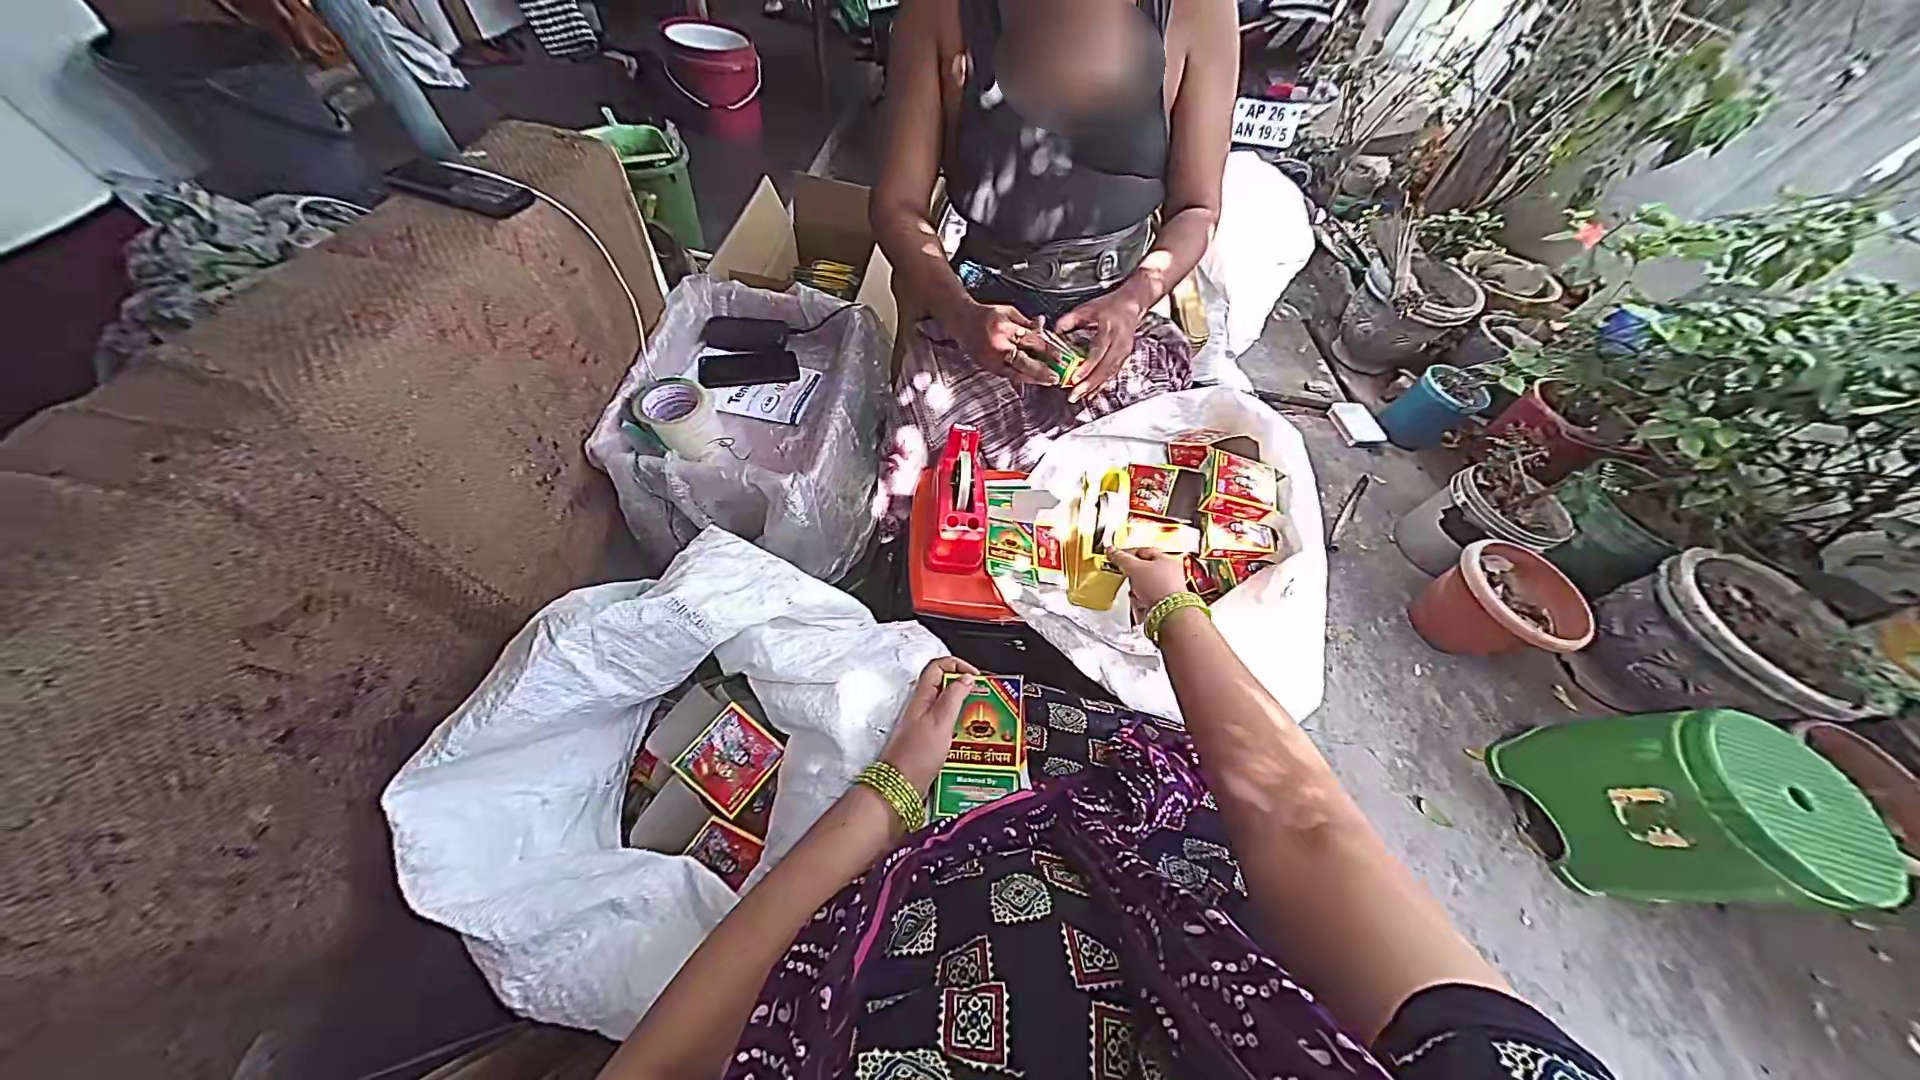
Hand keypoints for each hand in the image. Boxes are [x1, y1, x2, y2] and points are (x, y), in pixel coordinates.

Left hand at [880, 657, 980, 791]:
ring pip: (946, 705)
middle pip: (944, 684)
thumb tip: (967, 678)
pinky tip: (968, 738)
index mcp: (922, 696)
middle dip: (965, 686)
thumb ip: (954, 696)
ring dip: (963, 707)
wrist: (900, 787)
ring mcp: (923, 723)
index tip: (975, 677)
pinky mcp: (927, 740)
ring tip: (978, 717)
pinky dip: (959, 726)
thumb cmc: (915, 756)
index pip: (938, 665)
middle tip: (981, 696)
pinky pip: (946, 725)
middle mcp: (921, 707)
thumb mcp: (941, 721)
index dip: (958, 665)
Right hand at [952, 301, 1057, 384]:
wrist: (961, 321)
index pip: (1032, 341)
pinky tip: (1030, 382)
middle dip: (1041, 371)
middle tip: (1054, 377)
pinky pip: (1007, 376)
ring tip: (1046, 382)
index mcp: (1005, 328)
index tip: (1059, 357)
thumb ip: (1026, 322)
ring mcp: (992, 358)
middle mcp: (998, 345)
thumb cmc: (985, 315)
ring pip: (1016, 373)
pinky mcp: (988, 366)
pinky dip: (1020, 381)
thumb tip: (1043, 326)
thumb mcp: (1008, 311)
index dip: (1048, 350)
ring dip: (1033, 379)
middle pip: (1024, 361)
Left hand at [1053, 289, 1145, 401]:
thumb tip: (1055, 332)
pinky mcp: (1123, 359)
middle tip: (1074, 394)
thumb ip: (1070, 319)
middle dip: (1089, 384)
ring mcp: (1124, 353)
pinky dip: (1100, 386)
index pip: (1099, 352)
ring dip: (1093, 388)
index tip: (1075, 378)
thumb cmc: (1110, 306)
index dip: (1087, 367)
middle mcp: (1120, 343)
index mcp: (1111, 329)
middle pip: (1105, 368)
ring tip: (1078, 397)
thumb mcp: (1088, 308)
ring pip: (1108, 375)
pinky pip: (1111, 375)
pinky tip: (1089, 395)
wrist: (1133, 305)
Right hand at [1111, 548, 1188, 621]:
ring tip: (1134, 592)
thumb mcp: (1135, 568)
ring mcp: (1167, 589)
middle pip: (1143, 569)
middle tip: (1124, 574)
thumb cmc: (1157, 586)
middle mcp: (1169, 573)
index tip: (1116, 556)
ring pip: (1143, 584)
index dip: (1128, 553)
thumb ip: (1121, 558)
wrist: (1168, 613)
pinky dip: (1140, 599)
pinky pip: (1146, 597)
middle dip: (1132, 573)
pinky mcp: (1163, 603)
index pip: (1143, 551)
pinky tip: (1139, 601)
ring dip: (1135, 588)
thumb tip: (1110, 549)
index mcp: (1166, 559)